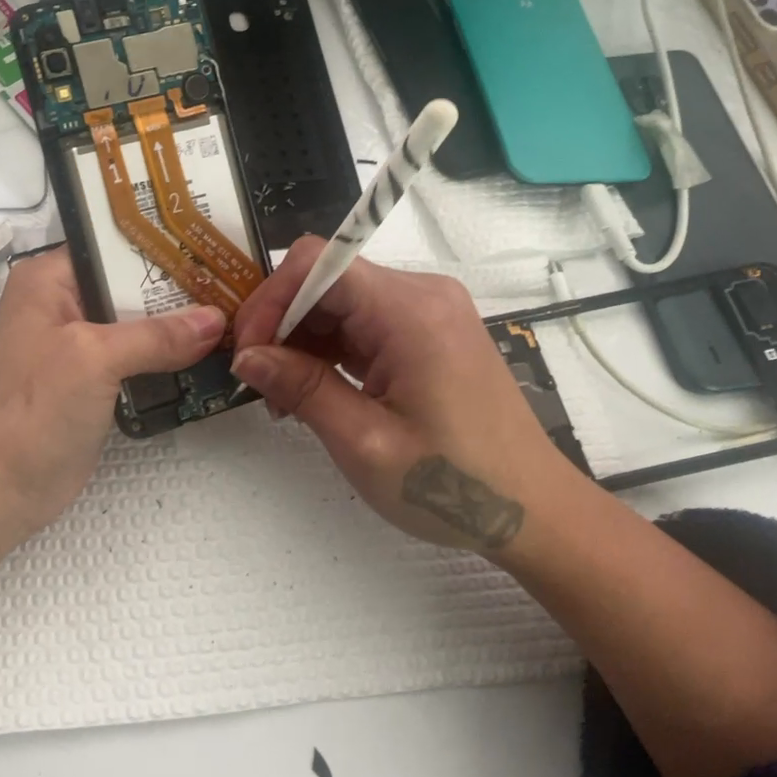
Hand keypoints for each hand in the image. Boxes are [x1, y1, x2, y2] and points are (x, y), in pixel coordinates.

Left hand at [0, 247, 225, 532]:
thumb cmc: (30, 412)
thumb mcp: (93, 359)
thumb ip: (156, 335)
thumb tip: (215, 320)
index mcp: (47, 280)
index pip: (113, 245)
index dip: (163, 244)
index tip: (215, 245)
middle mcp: (60, 303)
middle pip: (130, 284)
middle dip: (179, 289)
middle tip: (238, 285)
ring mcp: (74, 345)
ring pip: (136, 323)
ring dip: (177, 328)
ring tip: (236, 318)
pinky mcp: (88, 382)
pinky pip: (134, 358)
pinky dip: (165, 360)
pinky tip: (208, 359)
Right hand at [228, 236, 574, 551]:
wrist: (532, 512)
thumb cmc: (454, 485)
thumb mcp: (364, 442)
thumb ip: (302, 388)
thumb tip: (245, 356)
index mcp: (412, 311)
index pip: (317, 264)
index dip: (270, 299)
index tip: (247, 353)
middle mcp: (421, 295)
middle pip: (324, 280)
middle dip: (279, 324)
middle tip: (259, 383)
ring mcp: (426, 313)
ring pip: (337, 302)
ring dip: (300, 341)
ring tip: (285, 398)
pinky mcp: (425, 334)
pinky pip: (359, 323)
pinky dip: (327, 350)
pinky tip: (313, 390)